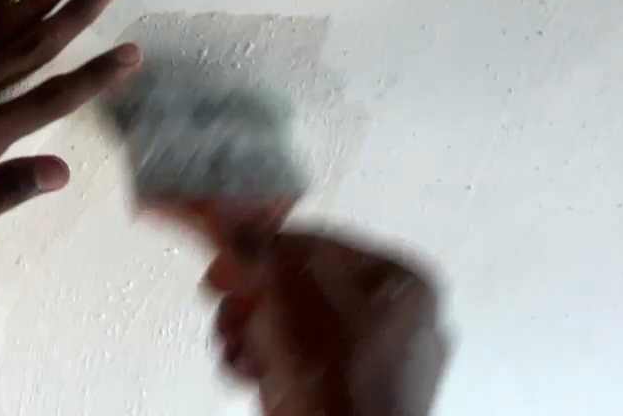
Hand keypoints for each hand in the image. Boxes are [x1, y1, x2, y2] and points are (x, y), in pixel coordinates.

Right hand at [208, 230, 449, 415]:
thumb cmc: (330, 370)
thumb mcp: (286, 286)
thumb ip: (260, 247)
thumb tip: (234, 224)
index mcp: (402, 281)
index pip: (317, 242)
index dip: (262, 247)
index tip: (224, 258)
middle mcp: (403, 318)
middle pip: (303, 285)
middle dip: (252, 294)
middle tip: (219, 297)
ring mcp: (387, 365)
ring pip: (299, 324)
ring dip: (252, 329)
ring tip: (228, 343)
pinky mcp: (361, 401)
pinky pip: (309, 362)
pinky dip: (271, 361)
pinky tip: (245, 371)